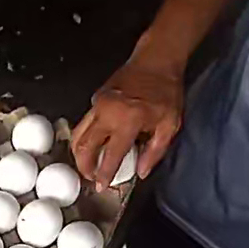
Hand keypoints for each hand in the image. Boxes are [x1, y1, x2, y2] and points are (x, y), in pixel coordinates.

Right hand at [72, 59, 183, 189]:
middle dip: (84, 167)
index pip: (111, 155)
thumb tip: (141, 171)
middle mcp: (108, 113)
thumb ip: (155, 151)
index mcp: (129, 121)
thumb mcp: (170, 124)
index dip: (104, 174)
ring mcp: (98, 105)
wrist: (156, 61)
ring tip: (86, 163)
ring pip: (77, 135)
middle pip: (84, 147)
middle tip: (90, 176)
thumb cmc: (166, 90)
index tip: (101, 186)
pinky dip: (84, 137)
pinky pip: (84, 123)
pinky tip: (92, 144)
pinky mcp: (95, 100)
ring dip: (79, 153)